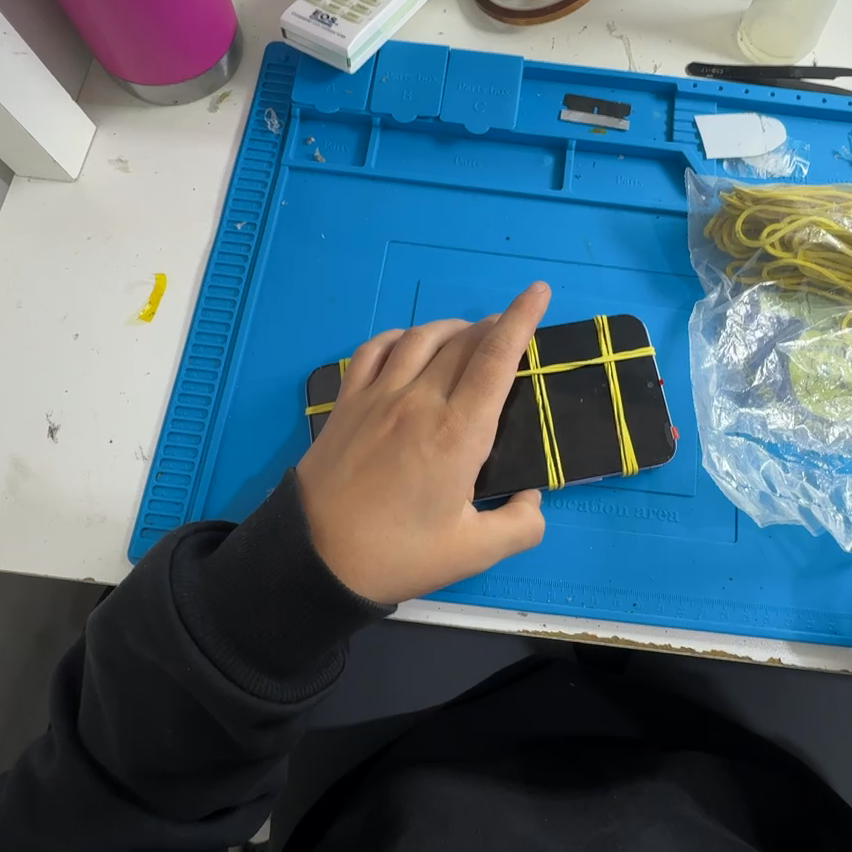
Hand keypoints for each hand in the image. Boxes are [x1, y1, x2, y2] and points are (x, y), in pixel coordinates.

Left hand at [296, 283, 552, 603]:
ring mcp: (378, 396)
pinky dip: (400, 337)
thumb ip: (520, 525)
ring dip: (453, 328)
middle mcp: (420, 400)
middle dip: (494, 326)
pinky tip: (409, 344)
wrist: (314, 559)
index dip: (521, 319)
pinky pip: (375, 350)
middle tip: (510, 331)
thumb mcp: (474, 553)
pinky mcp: (347, 403)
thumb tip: (532, 499)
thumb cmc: (398, 555)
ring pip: (422, 338)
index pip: (496, 358)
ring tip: (469, 335)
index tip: (537, 292)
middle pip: (464, 342)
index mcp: (459, 432)